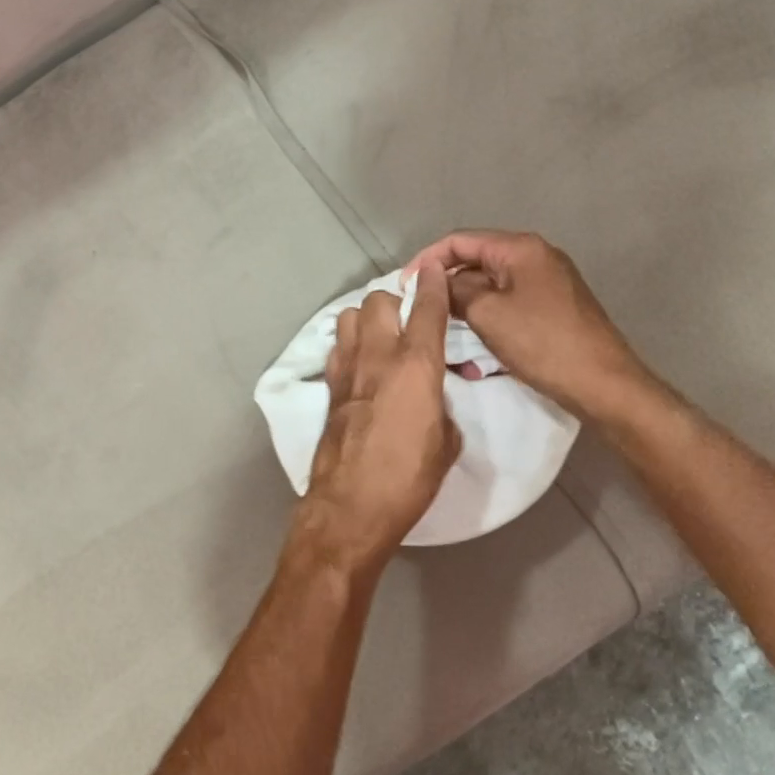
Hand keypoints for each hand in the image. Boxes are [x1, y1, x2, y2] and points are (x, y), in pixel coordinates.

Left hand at [294, 258, 460, 573]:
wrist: (351, 504)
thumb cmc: (409, 477)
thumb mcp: (446, 442)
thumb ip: (441, 406)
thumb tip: (431, 398)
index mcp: (416, 366)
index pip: (427, 310)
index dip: (433, 286)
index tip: (435, 271)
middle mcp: (378, 357)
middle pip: (379, 300)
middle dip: (395, 301)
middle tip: (407, 320)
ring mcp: (347, 369)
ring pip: (350, 316)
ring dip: (366, 318)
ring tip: (381, 337)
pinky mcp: (328, 387)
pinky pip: (338, 347)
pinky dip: (349, 344)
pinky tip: (361, 362)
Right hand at [408, 230, 654, 417]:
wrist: (603, 384)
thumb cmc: (542, 343)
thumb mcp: (486, 314)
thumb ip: (455, 290)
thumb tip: (438, 282)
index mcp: (520, 248)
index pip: (459, 240)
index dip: (426, 259)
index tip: (404, 286)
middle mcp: (537, 254)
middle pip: (476, 256)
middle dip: (445, 277)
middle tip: (418, 303)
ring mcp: (549, 279)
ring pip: (491, 278)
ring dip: (464, 295)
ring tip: (440, 317)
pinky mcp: (554, 302)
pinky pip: (508, 294)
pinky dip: (485, 306)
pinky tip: (472, 327)